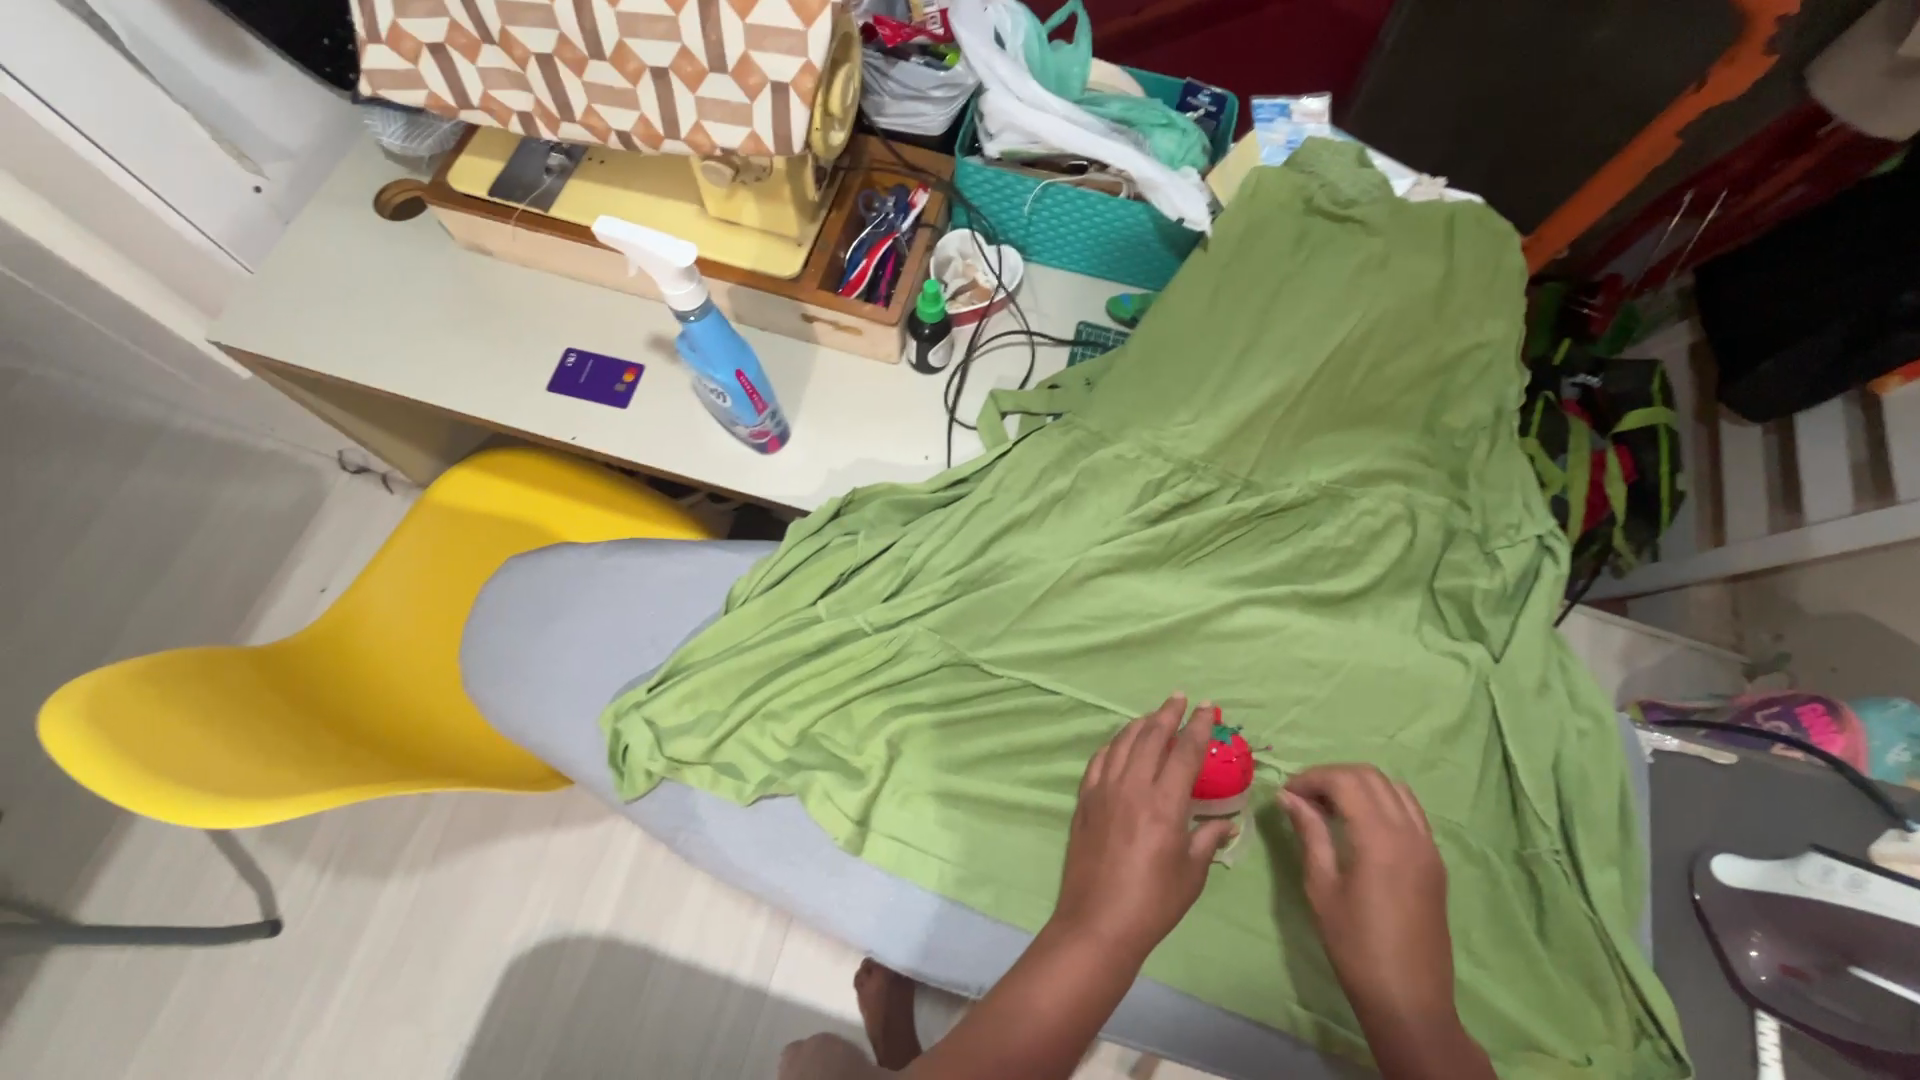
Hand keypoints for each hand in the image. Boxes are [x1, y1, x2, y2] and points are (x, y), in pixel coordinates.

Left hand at [1052, 694, 1236, 958]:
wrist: (1097, 922)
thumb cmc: (1153, 902)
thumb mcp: (1191, 873)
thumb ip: (1207, 840)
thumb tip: (1225, 822)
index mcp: (1164, 803)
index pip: (1185, 751)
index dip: (1199, 726)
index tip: (1208, 708)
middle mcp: (1132, 788)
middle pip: (1150, 736)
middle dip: (1168, 713)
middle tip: (1180, 698)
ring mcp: (1103, 792)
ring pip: (1122, 744)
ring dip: (1140, 724)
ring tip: (1153, 716)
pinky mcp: (1084, 802)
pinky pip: (1099, 761)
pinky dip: (1112, 746)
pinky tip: (1119, 745)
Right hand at [1280, 765, 1456, 1031]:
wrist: (1409, 998)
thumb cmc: (1355, 946)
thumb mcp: (1322, 888)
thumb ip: (1309, 835)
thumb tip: (1288, 798)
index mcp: (1381, 839)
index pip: (1346, 781)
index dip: (1311, 778)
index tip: (1286, 794)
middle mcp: (1411, 834)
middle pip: (1371, 777)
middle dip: (1333, 776)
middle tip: (1303, 797)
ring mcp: (1429, 846)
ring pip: (1395, 789)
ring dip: (1359, 786)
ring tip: (1329, 808)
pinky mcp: (1435, 861)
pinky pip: (1410, 812)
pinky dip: (1382, 803)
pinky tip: (1358, 825)